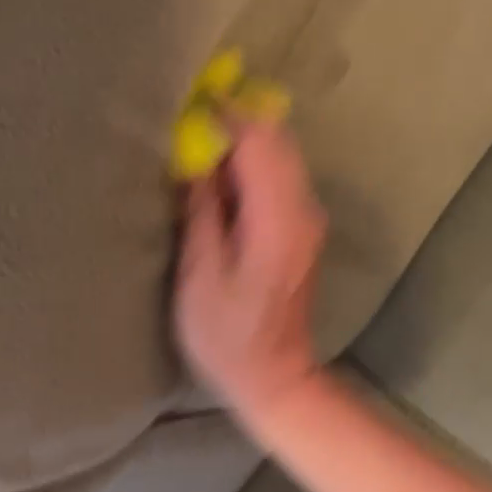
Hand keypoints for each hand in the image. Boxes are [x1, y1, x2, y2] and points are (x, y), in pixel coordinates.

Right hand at [174, 120, 329, 420]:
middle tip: (186, 130)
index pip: (258, 140)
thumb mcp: (201, 276)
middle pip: (276, 139)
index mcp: (278, 218)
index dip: (221, 117)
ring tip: (196, 153)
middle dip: (233, 124)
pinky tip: (220, 182)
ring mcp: (309, 219)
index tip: (183, 113)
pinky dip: (252, 168)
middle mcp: (304, 209)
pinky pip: (280, 178)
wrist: (276, 377)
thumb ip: (202, 210)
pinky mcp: (303, 230)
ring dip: (242, 145)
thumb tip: (196, 157)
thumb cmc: (228, 337)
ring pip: (281, 155)